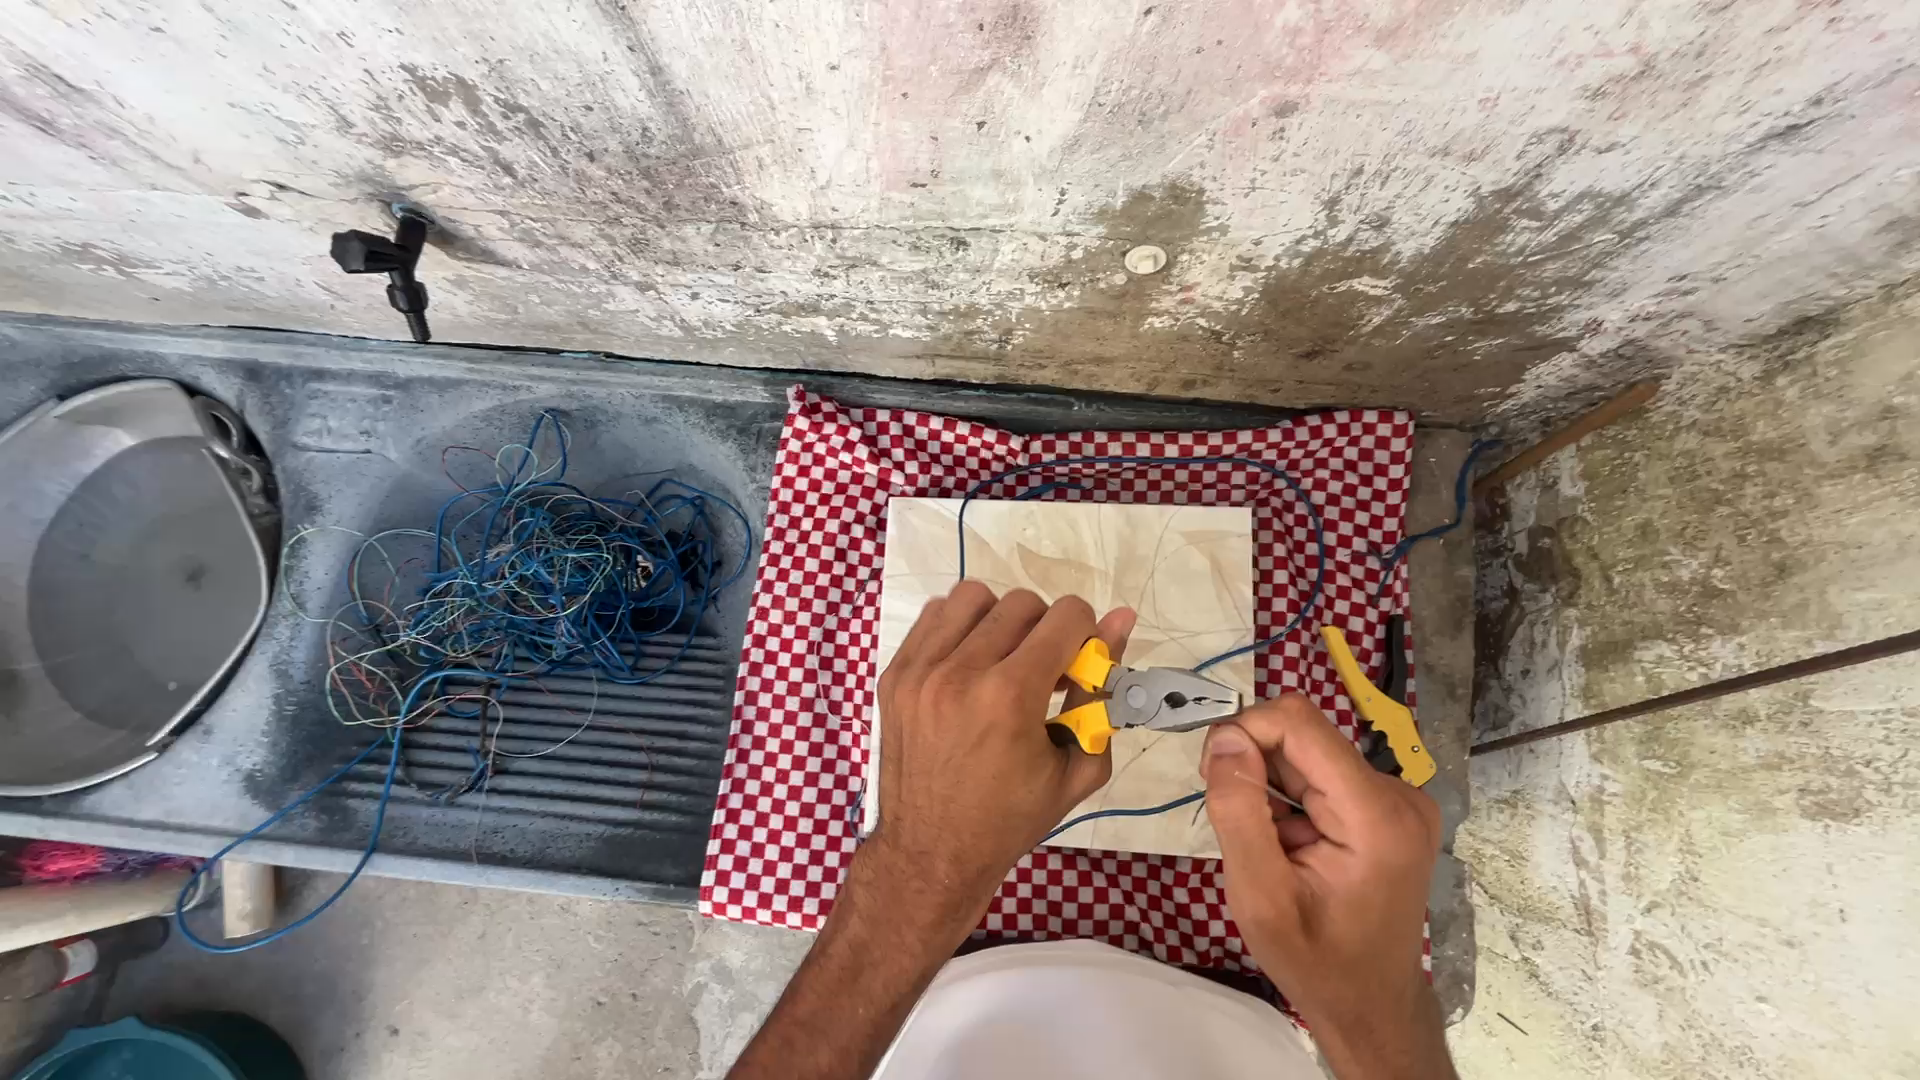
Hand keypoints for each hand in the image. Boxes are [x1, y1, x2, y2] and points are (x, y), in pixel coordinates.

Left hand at [866, 581, 1134, 936]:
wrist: (932, 851)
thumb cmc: (1012, 817)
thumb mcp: (1078, 765)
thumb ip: (1103, 689)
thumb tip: (1122, 619)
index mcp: (1009, 697)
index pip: (1066, 615)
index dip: (1085, 632)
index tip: (1078, 662)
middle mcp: (960, 672)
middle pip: (1022, 603)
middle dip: (1045, 630)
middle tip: (1043, 669)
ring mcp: (919, 670)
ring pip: (974, 597)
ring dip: (999, 620)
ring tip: (1002, 660)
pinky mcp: (894, 673)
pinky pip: (935, 615)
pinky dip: (959, 628)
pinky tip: (968, 664)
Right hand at [1201, 694, 1453, 1079]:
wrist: (1370, 1006)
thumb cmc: (1314, 960)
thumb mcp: (1258, 895)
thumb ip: (1238, 810)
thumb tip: (1225, 738)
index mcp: (1376, 814)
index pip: (1298, 722)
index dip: (1244, 732)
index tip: (1215, 778)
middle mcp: (1397, 793)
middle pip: (1300, 732)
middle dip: (1252, 762)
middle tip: (1235, 818)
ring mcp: (1397, 797)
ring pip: (1303, 749)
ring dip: (1268, 781)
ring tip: (1264, 837)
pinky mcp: (1385, 804)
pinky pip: (1317, 768)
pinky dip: (1286, 793)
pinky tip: (1287, 837)